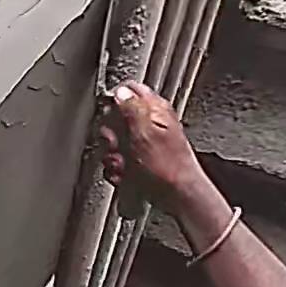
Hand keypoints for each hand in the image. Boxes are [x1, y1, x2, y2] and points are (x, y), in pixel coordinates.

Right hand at [96, 82, 205, 207]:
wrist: (176, 196)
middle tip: (116, 146)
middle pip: (114, 120)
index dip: (113, 102)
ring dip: (112, 157)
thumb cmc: (167, 168)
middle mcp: (149, 124)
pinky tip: (125, 174)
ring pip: (113, 144)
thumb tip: (120, 91)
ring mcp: (143, 143)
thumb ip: (132, 109)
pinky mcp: (138, 161)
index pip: (130, 91)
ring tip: (123, 165)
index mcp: (155, 110)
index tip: (109, 118)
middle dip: (109, 136)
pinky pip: (117, 161)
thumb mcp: (144, 134)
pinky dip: (117, 169)